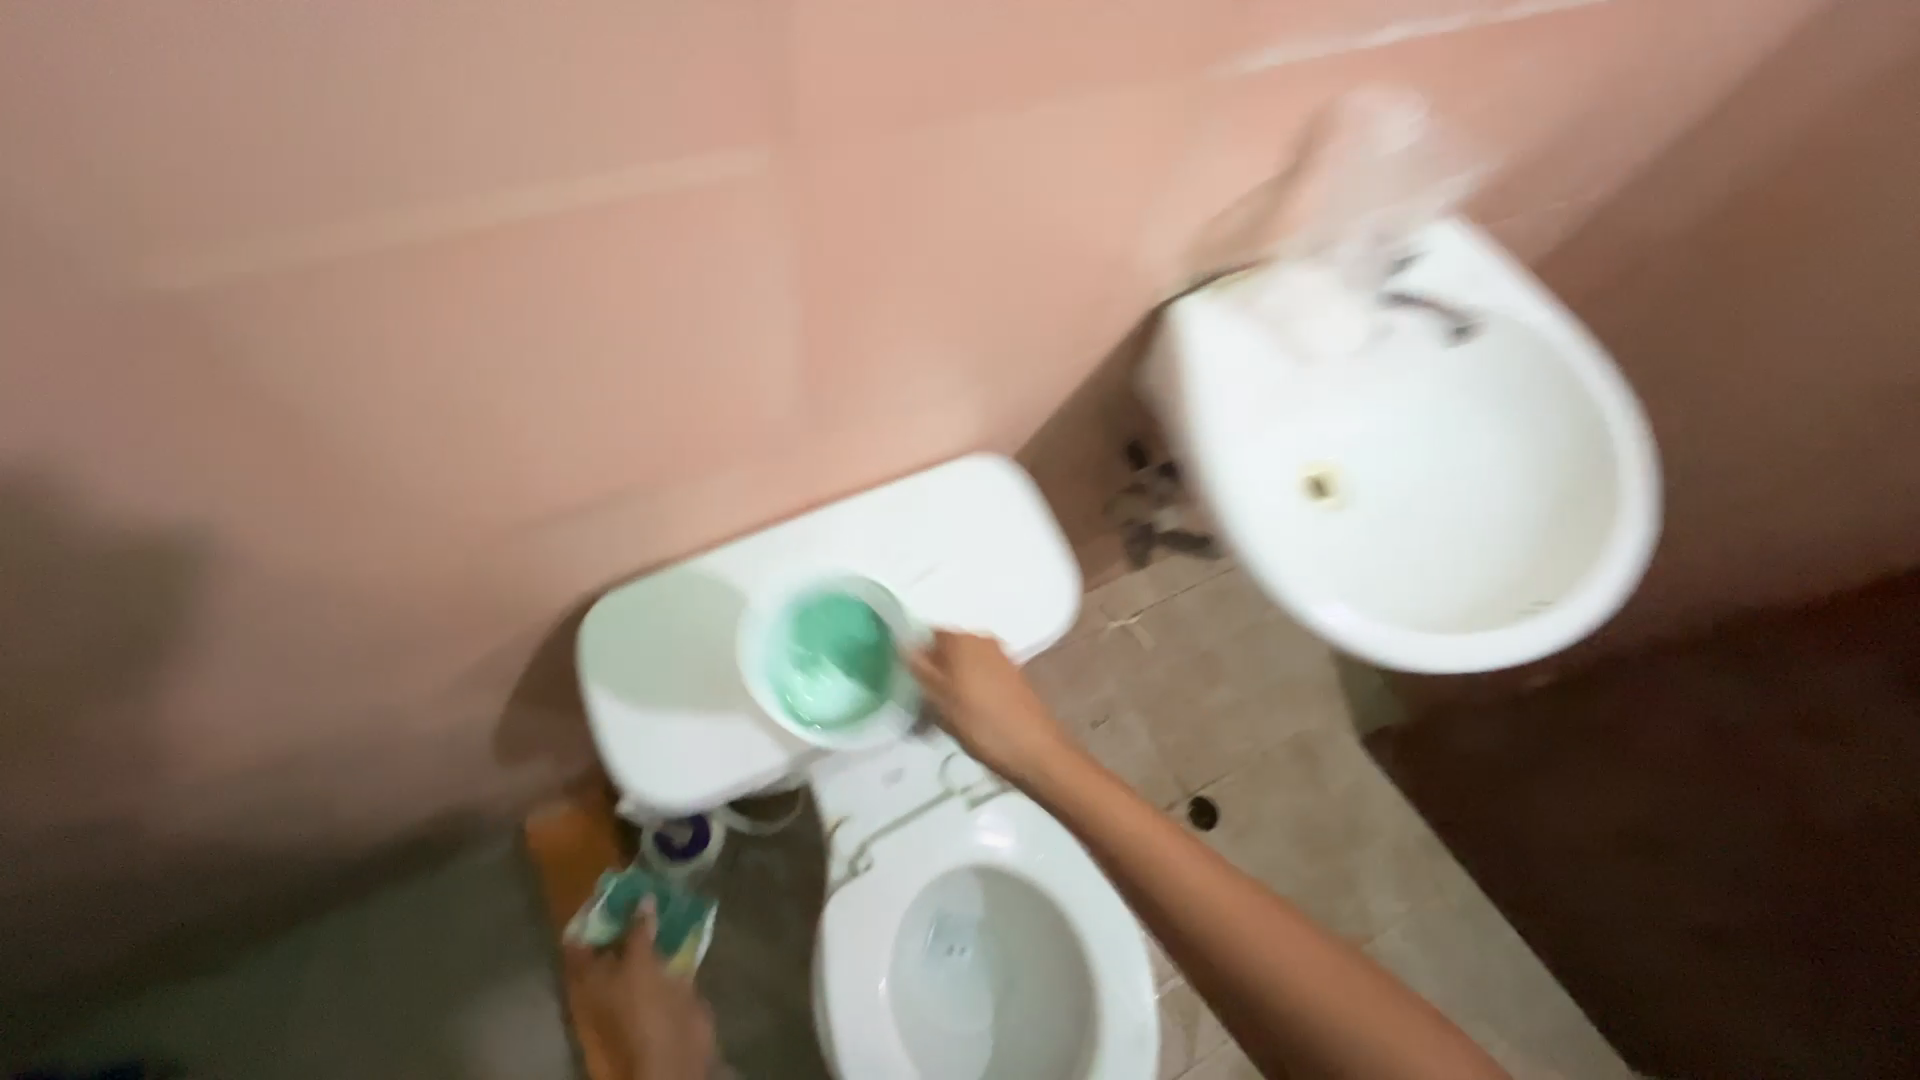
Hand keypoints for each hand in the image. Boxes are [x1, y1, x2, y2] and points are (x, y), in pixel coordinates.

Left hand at [565, 898, 715, 1079]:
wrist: (674, 1052)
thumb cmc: (642, 1010)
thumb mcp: (636, 965)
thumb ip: (638, 931)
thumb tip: (643, 898)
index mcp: (588, 978)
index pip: (581, 938)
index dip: (593, 911)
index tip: (611, 885)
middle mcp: (608, 979)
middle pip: (613, 940)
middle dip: (628, 913)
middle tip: (644, 882)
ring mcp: (638, 984)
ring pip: (642, 946)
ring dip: (654, 923)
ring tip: (668, 890)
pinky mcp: (665, 987)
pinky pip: (667, 956)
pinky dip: (676, 938)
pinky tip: (688, 915)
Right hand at [907, 629, 1079, 782]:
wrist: (1036, 749)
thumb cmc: (982, 725)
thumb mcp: (940, 701)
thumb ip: (920, 669)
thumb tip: (904, 644)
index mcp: (962, 639)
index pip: (926, 634)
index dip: (914, 656)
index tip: (907, 683)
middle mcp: (982, 639)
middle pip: (945, 649)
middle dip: (932, 672)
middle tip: (922, 705)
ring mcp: (1001, 656)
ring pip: (963, 664)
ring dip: (950, 684)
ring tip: (943, 717)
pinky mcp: (1012, 674)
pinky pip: (980, 675)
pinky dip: (968, 689)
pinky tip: (966, 716)